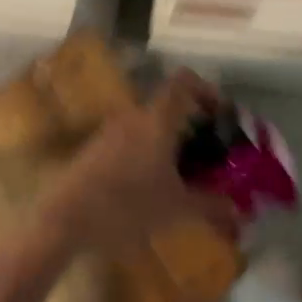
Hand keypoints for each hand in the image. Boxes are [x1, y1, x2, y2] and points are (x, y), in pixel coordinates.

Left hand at [39, 69, 241, 253]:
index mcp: (157, 120)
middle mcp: (133, 116)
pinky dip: (144, 153)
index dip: (205, 88)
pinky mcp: (93, 149)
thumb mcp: (176, 209)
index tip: (219, 113)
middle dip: (189, 125)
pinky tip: (147, 187)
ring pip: (147, 125)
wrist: (64, 220)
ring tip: (179, 175)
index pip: (183, 81)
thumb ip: (210, 205)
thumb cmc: (127, 206)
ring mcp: (109, 131)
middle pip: (167, 106)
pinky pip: (128, 141)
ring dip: (166, 142)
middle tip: (206, 154)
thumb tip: (237, 209)